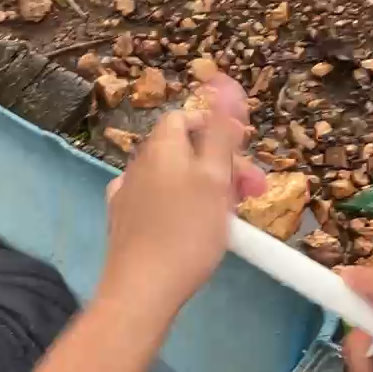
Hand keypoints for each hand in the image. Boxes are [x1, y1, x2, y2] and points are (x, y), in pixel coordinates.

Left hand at [99, 74, 264, 313]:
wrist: (142, 289)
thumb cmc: (186, 233)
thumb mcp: (214, 177)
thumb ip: (221, 131)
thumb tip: (222, 81)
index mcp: (160, 148)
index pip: (187, 119)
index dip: (219, 130)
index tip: (245, 155)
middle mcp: (137, 165)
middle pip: (183, 150)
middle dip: (220, 165)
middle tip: (249, 194)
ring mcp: (126, 196)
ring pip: (172, 179)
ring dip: (203, 189)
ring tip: (226, 217)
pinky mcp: (123, 225)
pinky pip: (157, 205)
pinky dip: (179, 209)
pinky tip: (191, 229)